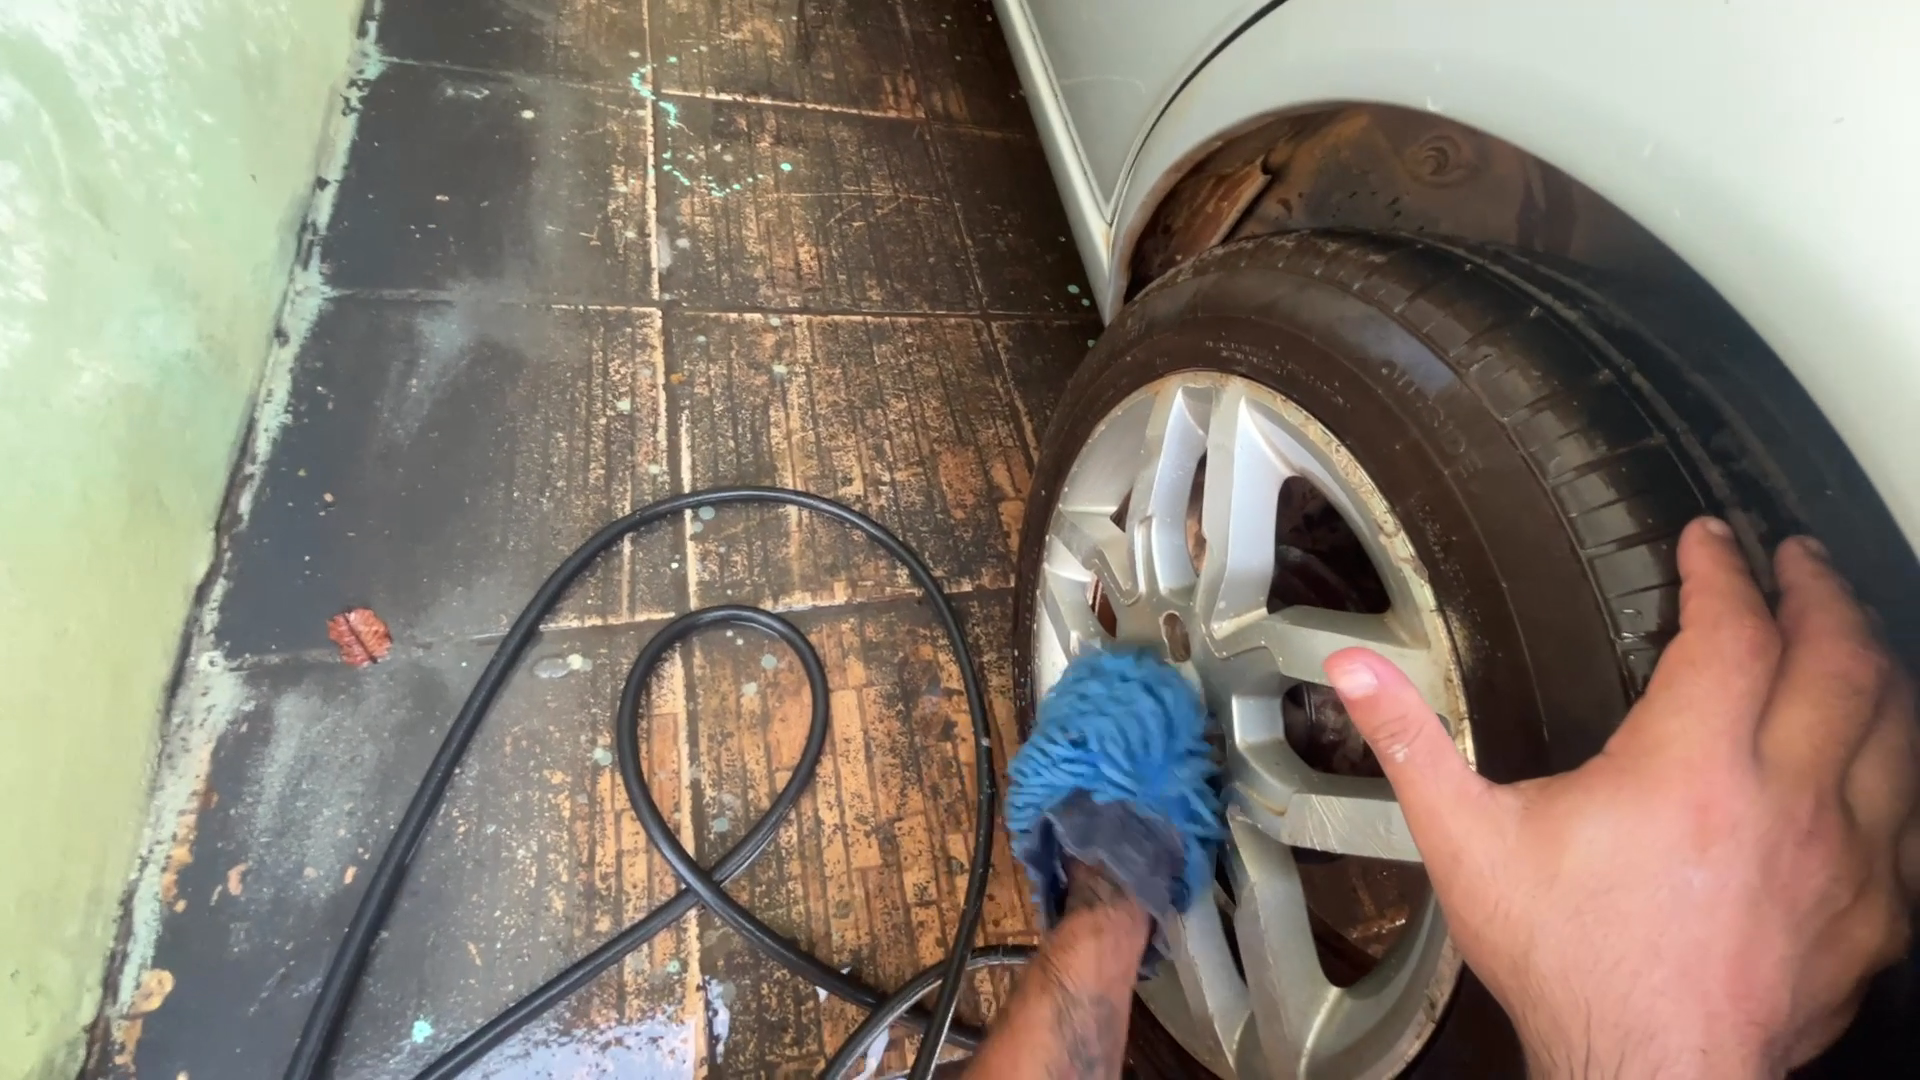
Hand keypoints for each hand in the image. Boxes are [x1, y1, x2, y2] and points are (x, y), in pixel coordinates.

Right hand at [1324, 518, 1917, 1076]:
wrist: (1647, 1070)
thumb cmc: (1557, 947)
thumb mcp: (1458, 832)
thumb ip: (1406, 739)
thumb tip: (1351, 668)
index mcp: (1690, 772)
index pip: (1733, 642)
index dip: (1724, 576)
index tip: (1710, 537)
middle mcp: (1790, 802)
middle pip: (1843, 670)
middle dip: (1819, 597)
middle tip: (1792, 556)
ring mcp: (1849, 861)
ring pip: (1901, 733)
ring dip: (1871, 662)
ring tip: (1840, 626)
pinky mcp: (1871, 914)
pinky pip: (1910, 809)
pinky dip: (1894, 753)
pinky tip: (1868, 752)